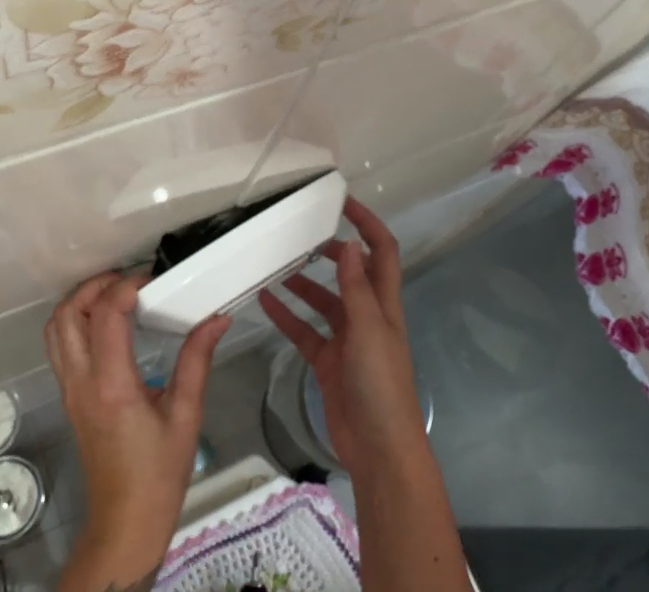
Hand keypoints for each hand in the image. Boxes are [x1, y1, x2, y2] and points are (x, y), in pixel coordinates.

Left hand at [47, 272, 231, 590]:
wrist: (127, 519)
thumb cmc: (160, 472)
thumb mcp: (187, 415)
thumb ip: (197, 360)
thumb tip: (217, 319)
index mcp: (112, 384)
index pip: (105, 315)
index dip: (125, 285)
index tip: (153, 278)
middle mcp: (82, 382)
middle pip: (67, 314)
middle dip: (94, 286)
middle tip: (129, 280)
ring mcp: (70, 390)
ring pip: (56, 329)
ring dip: (79, 302)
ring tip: (116, 295)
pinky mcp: (70, 398)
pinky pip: (60, 347)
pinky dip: (76, 322)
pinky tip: (107, 324)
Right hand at [259, 198, 424, 477]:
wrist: (378, 446)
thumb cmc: (380, 384)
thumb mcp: (369, 330)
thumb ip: (357, 288)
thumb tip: (351, 244)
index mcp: (384, 304)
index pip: (382, 252)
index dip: (368, 224)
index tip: (344, 202)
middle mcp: (367, 316)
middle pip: (351, 273)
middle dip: (332, 250)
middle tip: (301, 234)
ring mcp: (347, 340)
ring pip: (323, 301)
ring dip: (303, 283)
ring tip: (276, 265)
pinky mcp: (328, 361)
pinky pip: (304, 331)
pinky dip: (286, 316)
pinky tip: (264, 302)